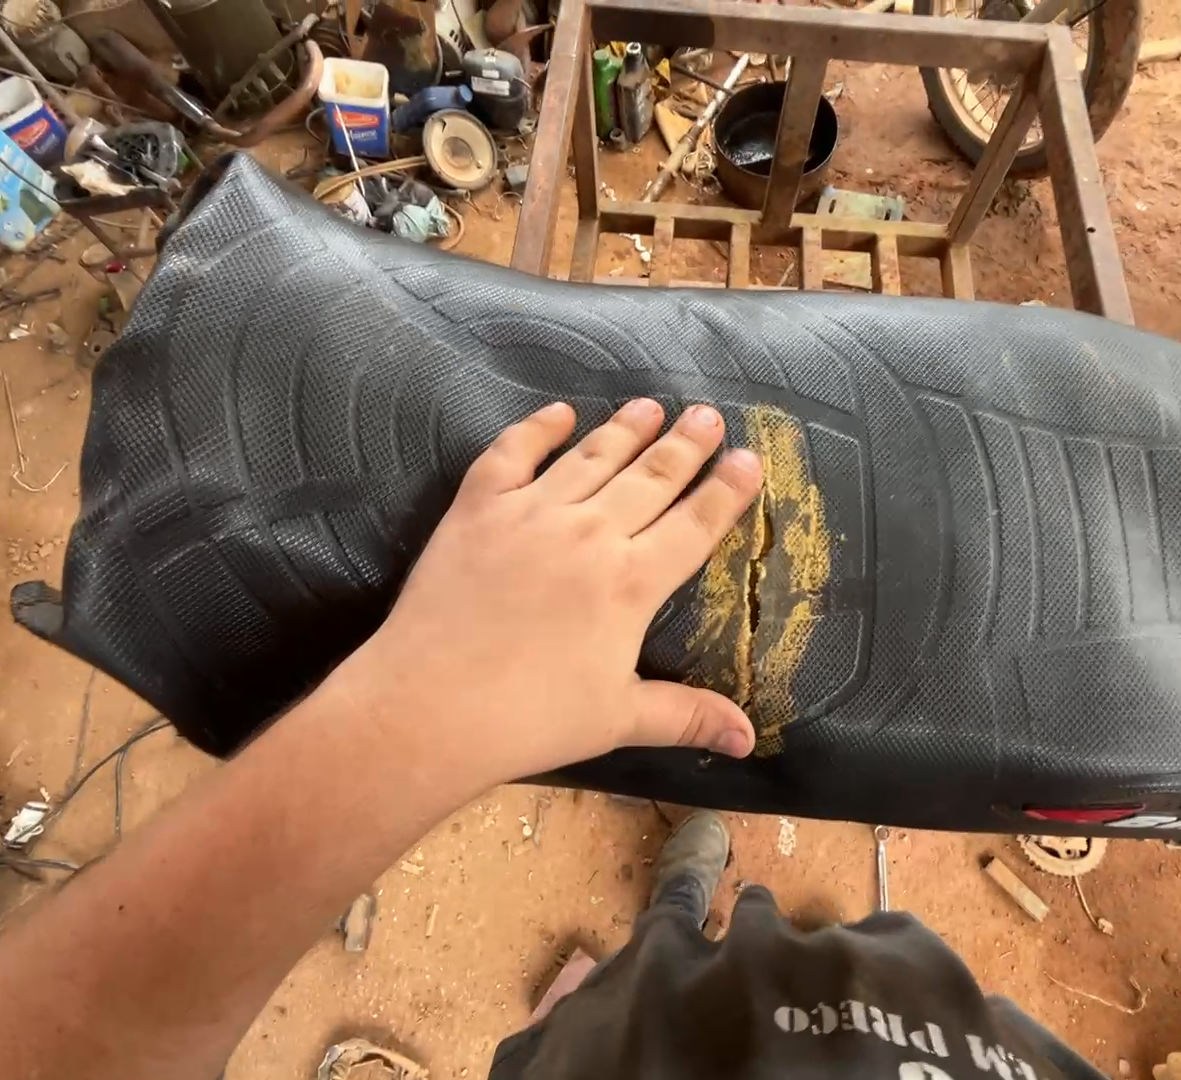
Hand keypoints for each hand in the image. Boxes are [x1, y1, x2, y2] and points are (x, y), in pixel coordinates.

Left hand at [331, 399, 764, 785]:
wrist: (430, 708)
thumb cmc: (532, 719)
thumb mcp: (620, 719)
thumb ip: (689, 716)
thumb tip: (750, 740)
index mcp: (631, 582)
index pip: (694, 525)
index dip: (726, 490)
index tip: (749, 458)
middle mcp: (590, 534)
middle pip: (650, 478)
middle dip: (685, 445)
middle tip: (708, 414)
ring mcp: (532, 513)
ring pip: (592, 457)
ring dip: (625, 429)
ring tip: (651, 405)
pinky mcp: (479, 508)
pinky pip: (513, 453)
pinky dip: (537, 428)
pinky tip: (559, 412)